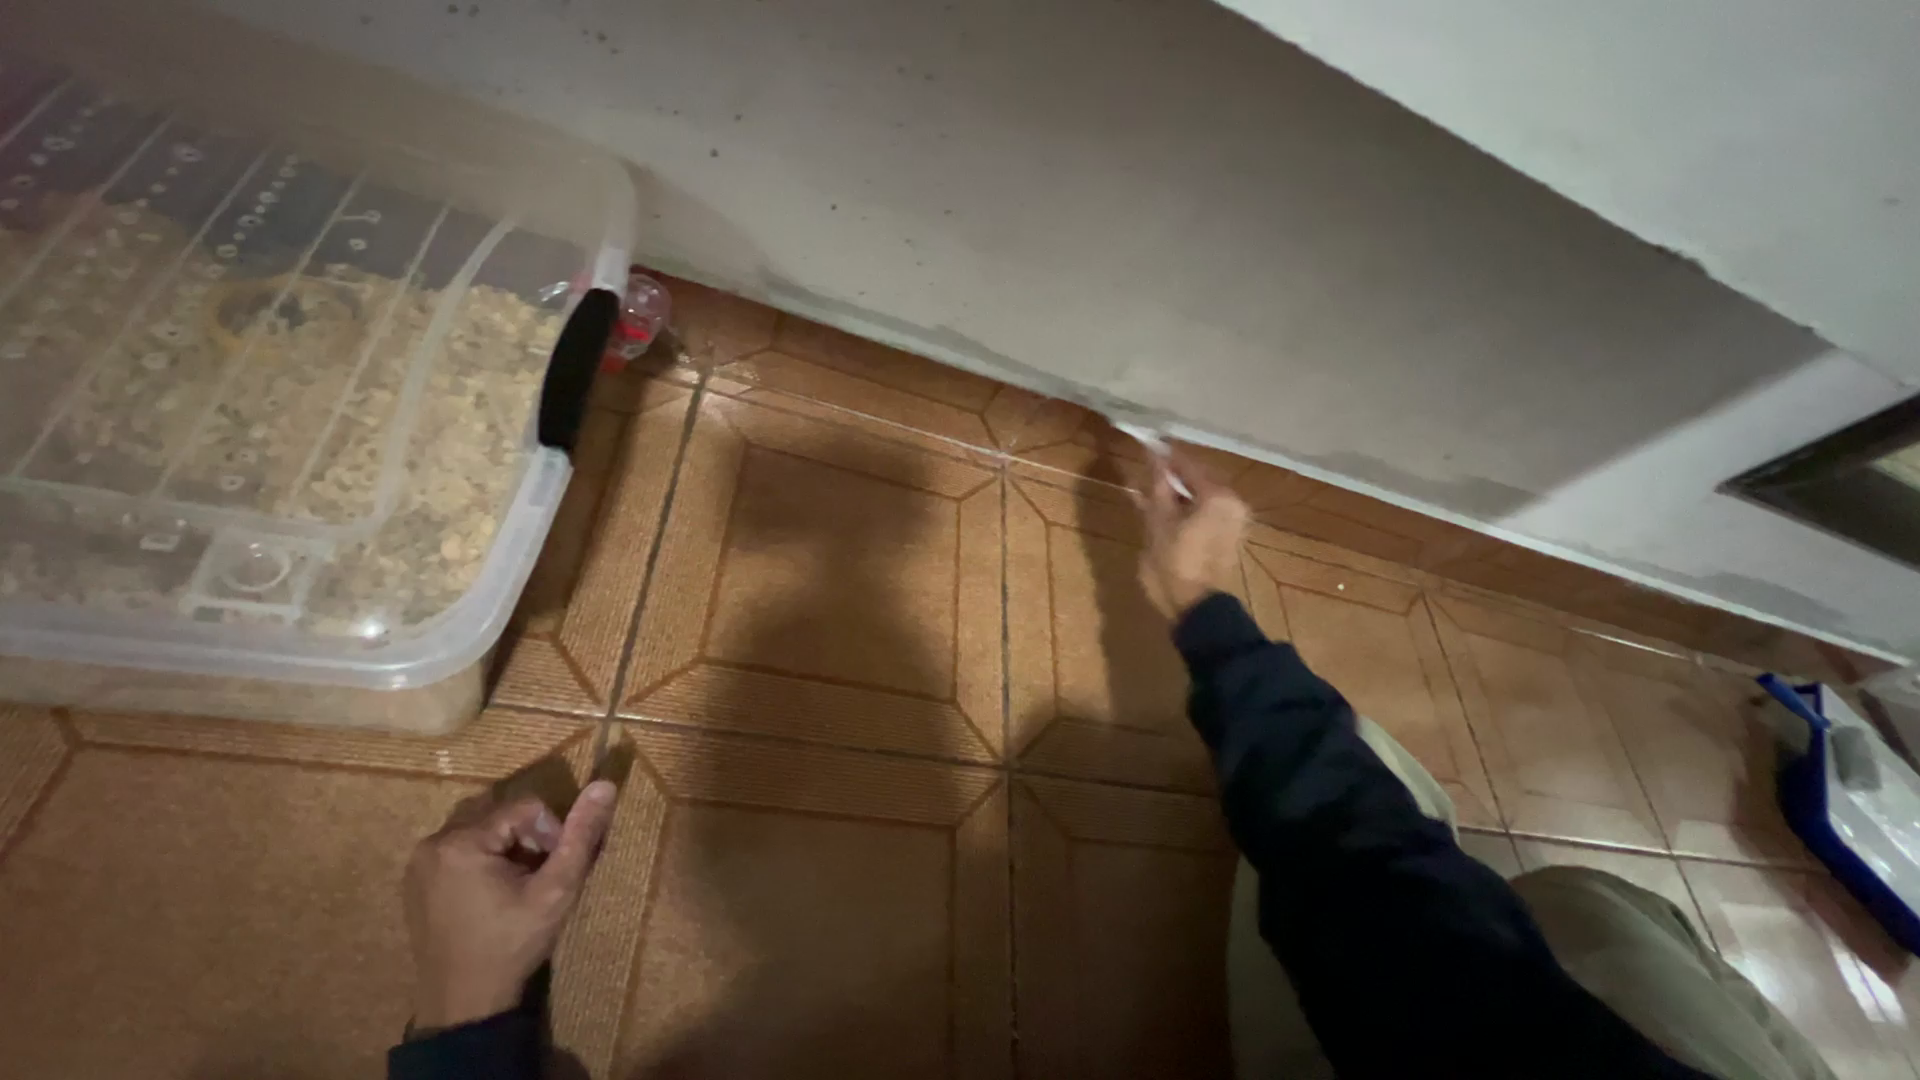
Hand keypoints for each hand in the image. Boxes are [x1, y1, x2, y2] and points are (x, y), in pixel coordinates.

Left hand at [403, 780, 617, 1030]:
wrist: (464, 1003)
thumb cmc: (512, 944)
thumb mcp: (556, 889)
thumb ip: (580, 835)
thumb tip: (604, 784)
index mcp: (460, 842)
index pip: (525, 807)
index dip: (550, 832)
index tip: (553, 869)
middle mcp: (431, 844)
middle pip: (500, 814)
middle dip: (528, 836)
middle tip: (538, 874)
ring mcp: (418, 864)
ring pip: (480, 828)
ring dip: (507, 845)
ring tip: (519, 882)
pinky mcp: (416, 881)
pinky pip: (459, 848)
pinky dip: (483, 858)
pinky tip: (494, 891)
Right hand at [1137, 452, 1248, 620]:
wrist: (1195, 607)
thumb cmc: (1173, 563)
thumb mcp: (1158, 521)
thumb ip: (1158, 485)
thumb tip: (1153, 455)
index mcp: (1217, 495)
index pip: (1188, 464)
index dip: (1166, 455)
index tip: (1147, 444)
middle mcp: (1233, 502)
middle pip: (1200, 478)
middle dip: (1175, 474)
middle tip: (1149, 468)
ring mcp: (1235, 520)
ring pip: (1203, 495)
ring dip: (1181, 492)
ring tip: (1155, 490)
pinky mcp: (1231, 535)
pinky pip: (1208, 511)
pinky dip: (1190, 507)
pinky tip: (1169, 510)